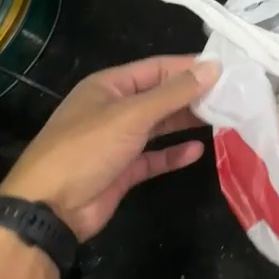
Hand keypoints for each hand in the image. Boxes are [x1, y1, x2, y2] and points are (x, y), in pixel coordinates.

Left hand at [0, 55, 218, 240]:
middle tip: (230, 94)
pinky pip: (154, 157)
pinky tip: (197, 151)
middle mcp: (114, 109)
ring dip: (186, 122)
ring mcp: (117, 141)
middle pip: (160, 96)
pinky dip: (173, 154)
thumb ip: (174, 93)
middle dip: (192, 95)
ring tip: (222, 118)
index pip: (157, 68)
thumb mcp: (132, 115)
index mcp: (109, 87)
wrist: (48, 211)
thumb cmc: (86, 149)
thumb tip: (213, 67)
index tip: (225, 68)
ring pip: (159, 125)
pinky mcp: (121, 171)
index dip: (189, 66)